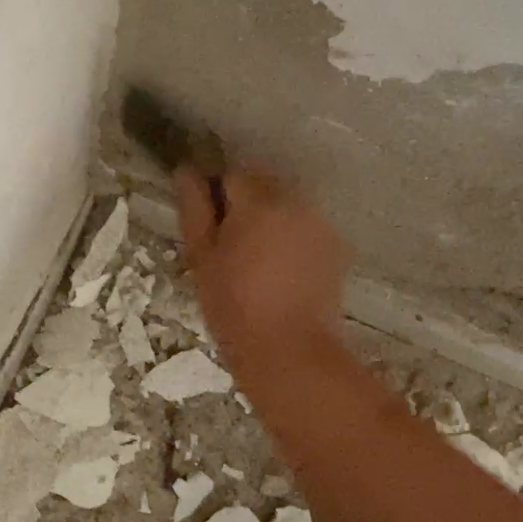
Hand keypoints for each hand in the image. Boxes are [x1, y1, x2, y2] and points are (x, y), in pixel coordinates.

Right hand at [175, 165, 350, 365]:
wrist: (289, 351)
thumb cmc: (233, 306)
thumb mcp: (201, 258)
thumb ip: (194, 208)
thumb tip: (186, 170)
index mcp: (259, 200)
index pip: (232, 173)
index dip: (215, 195)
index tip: (208, 226)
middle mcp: (296, 201)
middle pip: (263, 185)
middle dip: (244, 205)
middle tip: (228, 247)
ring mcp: (320, 224)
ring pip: (286, 206)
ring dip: (269, 221)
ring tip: (254, 262)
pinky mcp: (335, 248)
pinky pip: (305, 228)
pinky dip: (291, 239)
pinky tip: (280, 273)